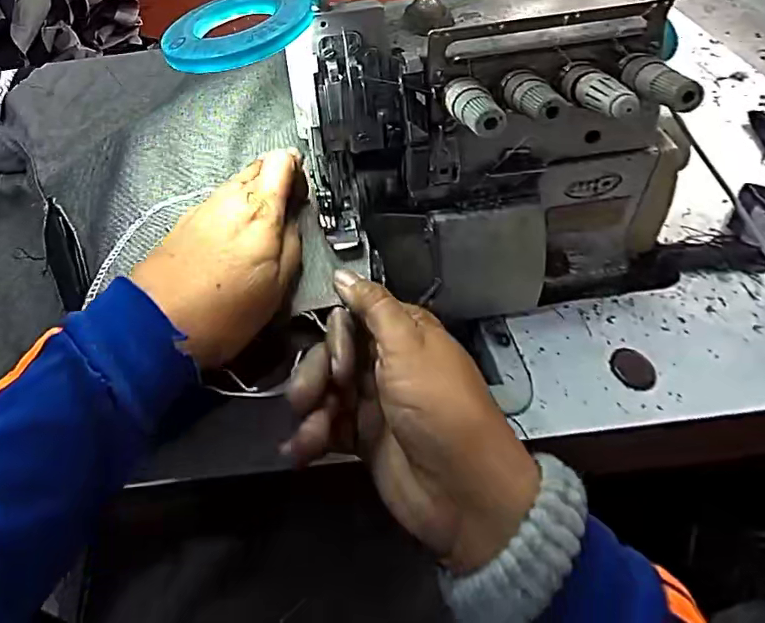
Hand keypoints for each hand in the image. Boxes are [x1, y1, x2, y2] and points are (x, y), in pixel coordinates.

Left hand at [129, 149, 303, 367]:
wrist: (154, 327)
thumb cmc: (222, 311)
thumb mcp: (278, 285)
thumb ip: (293, 241)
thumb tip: (294, 221)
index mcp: (260, 208)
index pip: (283, 159)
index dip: (297, 170)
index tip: (301, 193)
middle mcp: (231, 197)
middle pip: (260, 166)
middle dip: (276, 182)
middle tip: (283, 213)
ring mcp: (204, 206)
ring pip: (238, 184)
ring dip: (252, 198)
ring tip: (256, 233)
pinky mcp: (185, 220)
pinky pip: (218, 202)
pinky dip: (230, 212)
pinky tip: (230, 242)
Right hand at [284, 271, 538, 573]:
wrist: (462, 490)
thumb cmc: (439, 407)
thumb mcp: (409, 346)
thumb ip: (374, 307)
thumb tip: (344, 274)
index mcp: (404, 333)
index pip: (354, 317)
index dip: (338, 336)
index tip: (339, 360)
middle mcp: (387, 362)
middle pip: (333, 353)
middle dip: (316, 373)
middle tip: (313, 396)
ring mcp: (374, 401)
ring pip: (325, 389)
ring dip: (310, 408)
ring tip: (310, 433)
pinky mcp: (363, 438)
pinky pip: (327, 426)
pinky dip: (311, 435)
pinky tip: (302, 449)